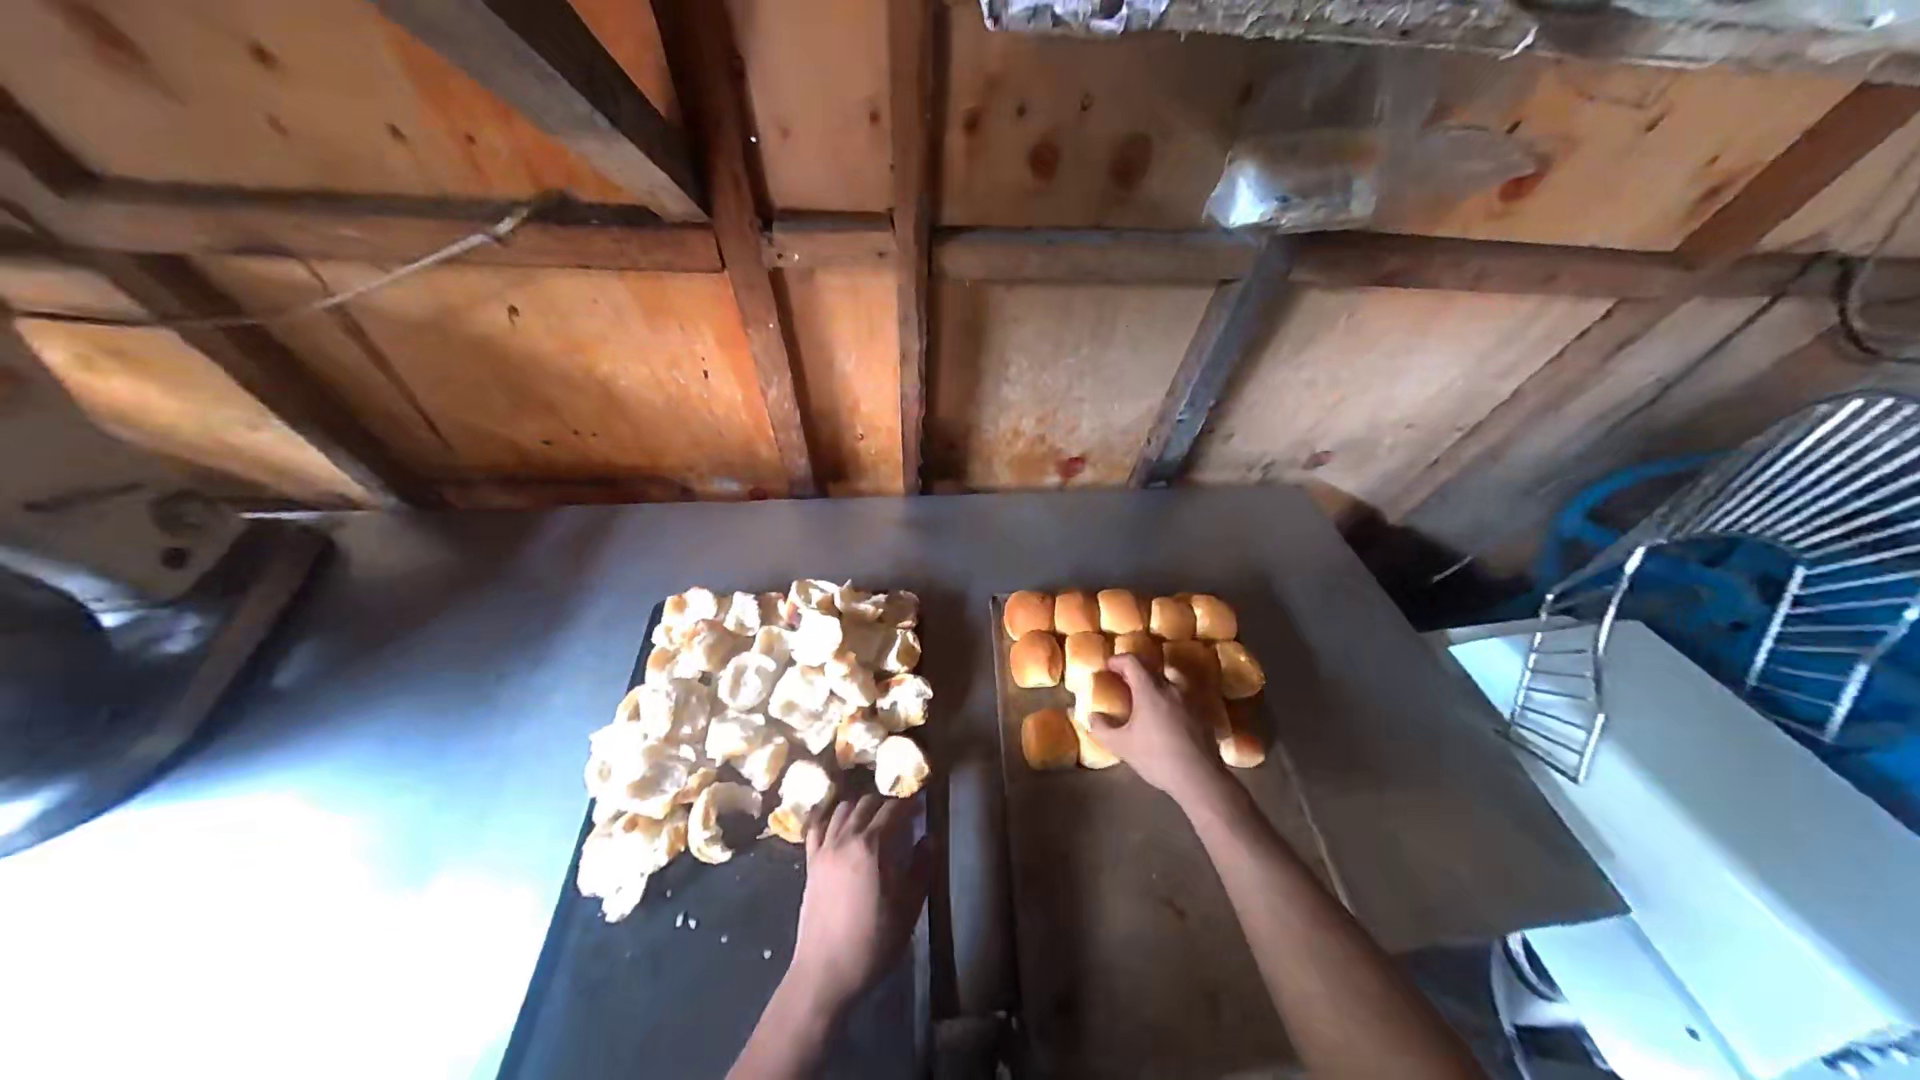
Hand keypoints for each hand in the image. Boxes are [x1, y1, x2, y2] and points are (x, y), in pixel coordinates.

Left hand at [787, 794, 931, 1012]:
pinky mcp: (810, 863)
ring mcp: (824, 849)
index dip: (909, 803)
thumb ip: (921, 867)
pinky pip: (818, 827)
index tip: (921, 803)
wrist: (826, 972)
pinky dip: (830, 818)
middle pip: (866, 803)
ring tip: (874, 816)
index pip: (893, 809)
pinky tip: (839, 823)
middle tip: (901, 812)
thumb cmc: (873, 941)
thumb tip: (929, 838)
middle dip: (886, 801)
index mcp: (871, 846)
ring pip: (841, 809)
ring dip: (860, 806)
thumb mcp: (908, 907)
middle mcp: (845, 839)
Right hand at [1088, 654, 1232, 809]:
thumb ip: (1102, 729)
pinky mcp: (1203, 713)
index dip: (1117, 660)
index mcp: (1150, 690)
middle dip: (1135, 670)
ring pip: (1171, 678)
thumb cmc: (1157, 758)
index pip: (1132, 661)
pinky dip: (1171, 697)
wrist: (1199, 778)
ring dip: (1156, 681)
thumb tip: (1092, 716)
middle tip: (1123, 680)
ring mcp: (1190, 699)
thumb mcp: (1121, 746)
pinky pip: (1183, 695)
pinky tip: (1167, 715)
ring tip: (1148, 695)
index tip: (1107, 666)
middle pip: (1152, 667)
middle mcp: (1171, 688)